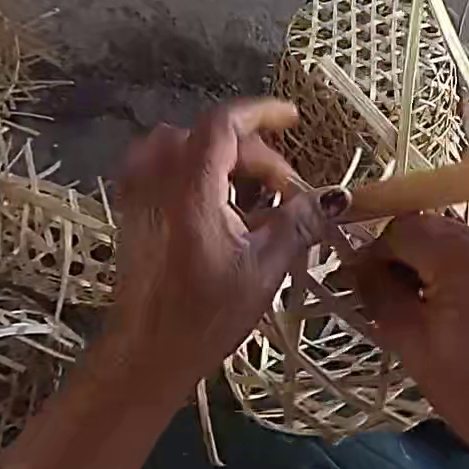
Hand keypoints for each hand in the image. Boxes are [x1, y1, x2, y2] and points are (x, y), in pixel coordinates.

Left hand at [103, 99, 339, 399]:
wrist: (146, 354)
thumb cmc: (205, 316)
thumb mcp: (264, 269)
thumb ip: (299, 223)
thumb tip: (335, 198)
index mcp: (190, 191)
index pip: (223, 125)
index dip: (261, 113)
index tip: (292, 119)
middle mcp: (157, 182)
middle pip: (210, 137)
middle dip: (255, 155)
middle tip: (286, 192)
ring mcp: (138, 194)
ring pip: (182, 146)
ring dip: (222, 157)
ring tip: (252, 190)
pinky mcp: (132, 210)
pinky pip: (160, 164)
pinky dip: (192, 166)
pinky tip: (216, 196)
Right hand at [352, 214, 468, 465]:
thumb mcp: (412, 343)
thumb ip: (379, 292)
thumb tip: (360, 266)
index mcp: (468, 258)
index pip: (405, 228)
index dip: (377, 251)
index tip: (366, 280)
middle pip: (436, 228)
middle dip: (407, 255)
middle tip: (393, 295)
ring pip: (462, 241)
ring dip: (436, 262)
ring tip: (429, 307)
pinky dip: (467, 272)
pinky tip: (465, 312)